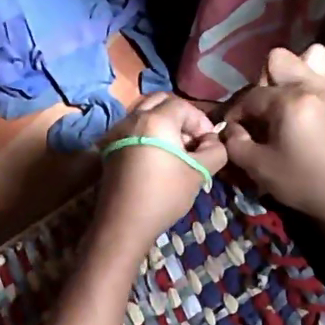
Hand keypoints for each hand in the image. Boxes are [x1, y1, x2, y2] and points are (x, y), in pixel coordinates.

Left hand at [94, 93, 226, 247]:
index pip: (184, 106)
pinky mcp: (110, 148)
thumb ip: (215, 151)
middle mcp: (133, 118)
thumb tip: (213, 142)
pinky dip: (148, 132)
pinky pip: (133, 128)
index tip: (209, 143)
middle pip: (160, 101)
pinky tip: (159, 157)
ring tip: (177, 148)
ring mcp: (117, 132)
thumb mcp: (199, 173)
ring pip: (144, 113)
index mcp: (156, 119)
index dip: (201, 122)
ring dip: (164, 122)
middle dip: (181, 115)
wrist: (124, 222)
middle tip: (192, 139)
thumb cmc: (164, 195)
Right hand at [220, 45, 324, 227]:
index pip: (250, 96)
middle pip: (278, 59)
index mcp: (288, 100)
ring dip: (294, 74)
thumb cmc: (304, 182)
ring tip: (287, 103)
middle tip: (261, 114)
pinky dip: (323, 84)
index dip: (235, 114)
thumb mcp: (260, 168)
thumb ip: (236, 144)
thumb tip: (232, 131)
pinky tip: (314, 106)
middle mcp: (311, 86)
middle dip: (263, 82)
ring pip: (312, 57)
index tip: (231, 133)